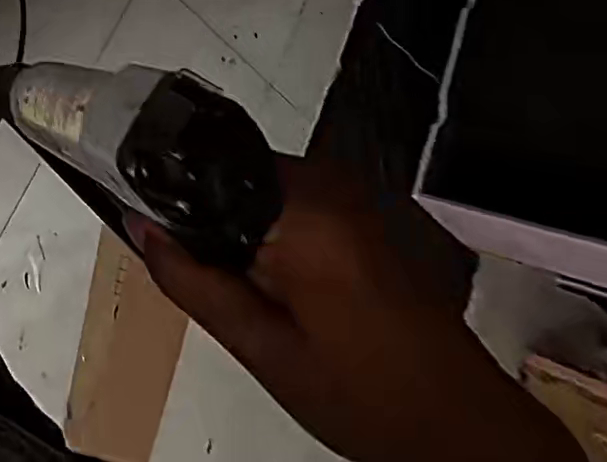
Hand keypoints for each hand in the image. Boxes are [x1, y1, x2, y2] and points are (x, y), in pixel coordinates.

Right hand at [128, 154, 583, 461]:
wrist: (467, 431)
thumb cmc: (369, 400)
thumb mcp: (263, 350)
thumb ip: (192, 281)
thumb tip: (140, 226)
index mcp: (303, 212)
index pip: (203, 175)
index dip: (177, 210)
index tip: (176, 253)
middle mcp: (327, 183)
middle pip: (227, 178)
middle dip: (212, 226)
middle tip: (232, 289)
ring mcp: (347, 190)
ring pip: (251, 189)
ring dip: (240, 231)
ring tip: (261, 292)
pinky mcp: (357, 204)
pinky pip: (283, 199)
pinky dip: (268, 232)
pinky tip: (288, 285)